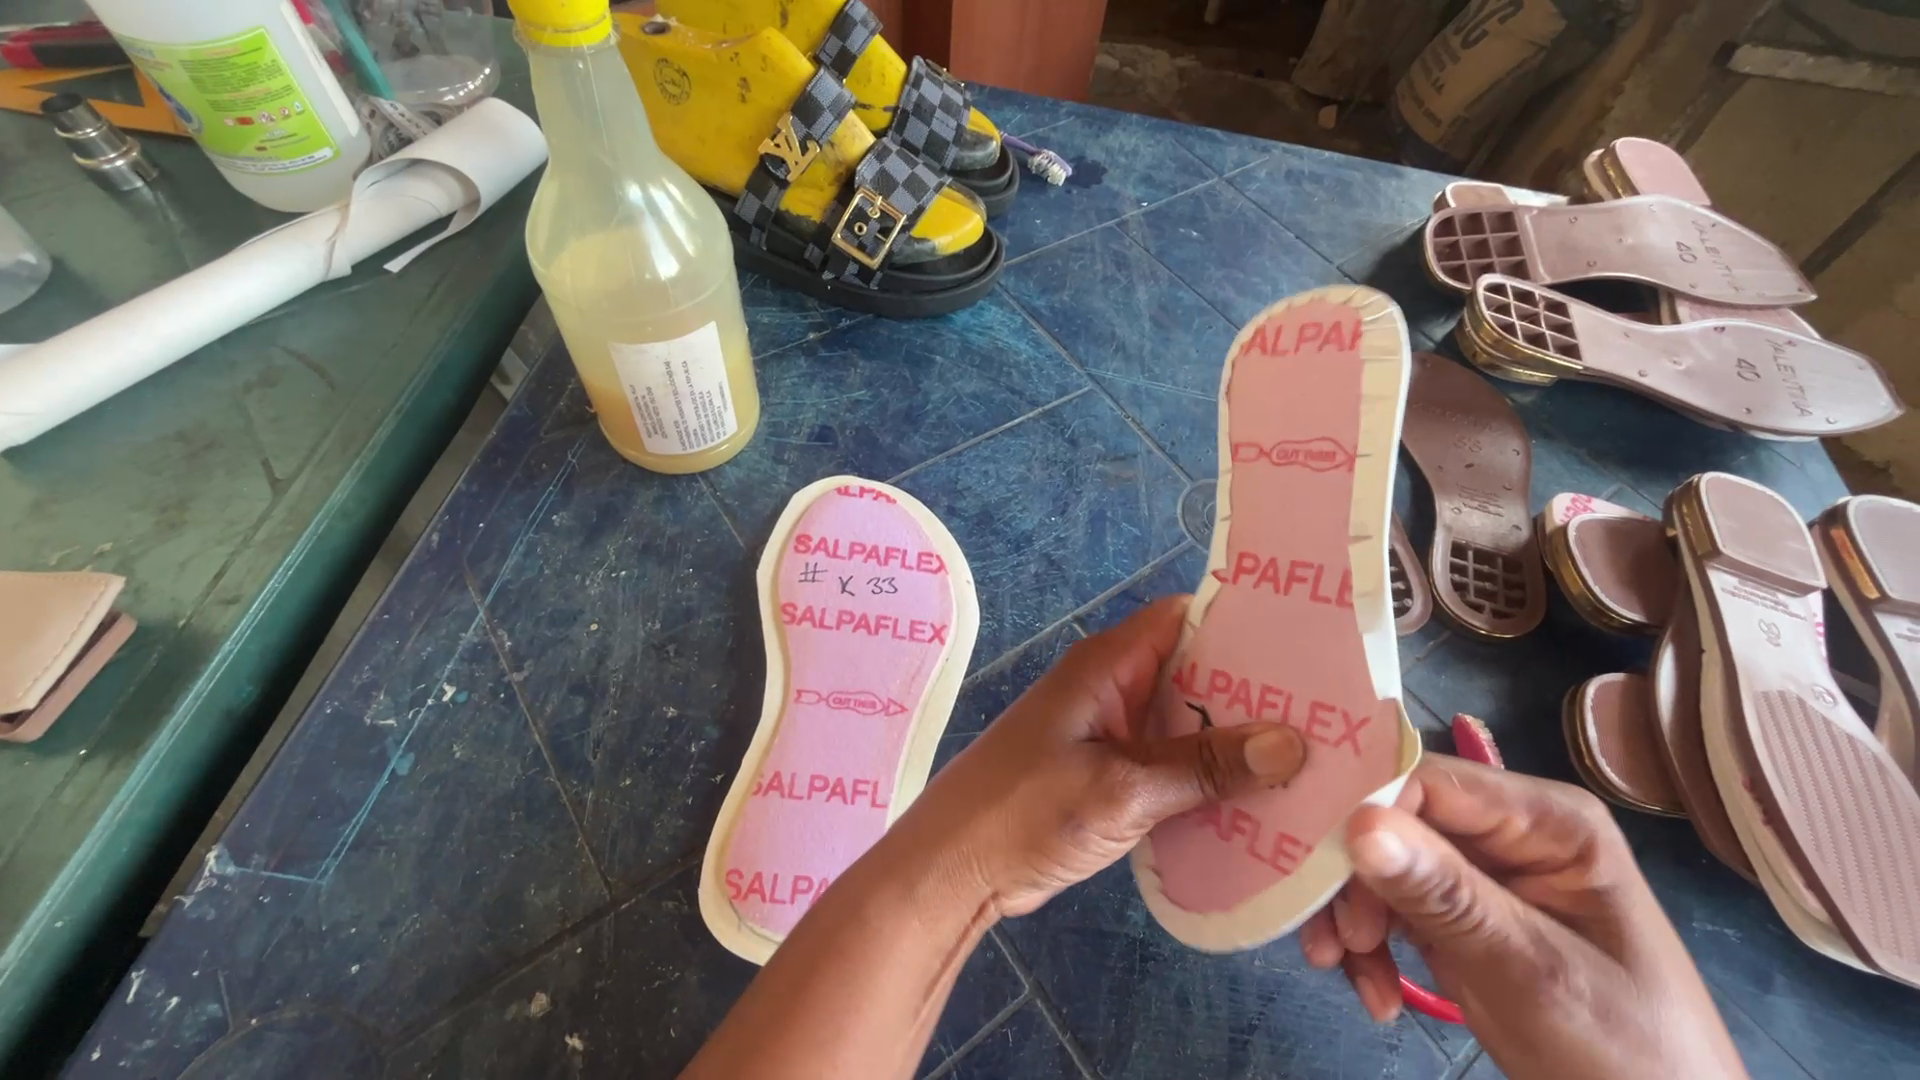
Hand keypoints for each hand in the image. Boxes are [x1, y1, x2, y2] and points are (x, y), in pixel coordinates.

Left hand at [883, 595, 1308, 917]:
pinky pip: (1170, 760)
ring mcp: (1110, 731)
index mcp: (1108, 665)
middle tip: (1334, 712)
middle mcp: (1113, 687)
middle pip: (1195, 672)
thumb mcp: (1121, 788)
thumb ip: (1202, 766)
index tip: (1315, 642)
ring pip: (1186, 721)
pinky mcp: (1110, 771)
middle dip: (1256, 690)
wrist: (954, 867)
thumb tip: (1291, 742)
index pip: (1185, 618)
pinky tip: (1259, 800)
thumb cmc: (1025, 811)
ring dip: (1235, 739)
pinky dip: (1207, 775)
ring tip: (1316, 757)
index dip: (1245, 622)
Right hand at [1298, 755, 1747, 1079]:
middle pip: (1390, 820)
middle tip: (1335, 944)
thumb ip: (1445, 895)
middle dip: (1354, 881)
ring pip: (1376, 861)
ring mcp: (1478, 870)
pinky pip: (1385, 902)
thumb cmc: (1623, 1054)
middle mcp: (1505, 829)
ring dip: (1351, 917)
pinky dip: (1366, 944)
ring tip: (1345, 970)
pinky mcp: (1454, 909)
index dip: (1364, 815)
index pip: (1425, 781)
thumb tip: (1357, 824)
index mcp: (1545, 819)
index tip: (1327, 877)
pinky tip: (1374, 990)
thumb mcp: (1532, 974)